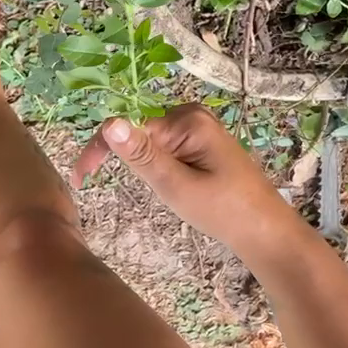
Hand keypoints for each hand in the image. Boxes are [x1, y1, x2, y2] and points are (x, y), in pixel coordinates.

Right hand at [74, 104, 301, 251]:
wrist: (267, 232)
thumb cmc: (224, 212)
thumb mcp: (176, 186)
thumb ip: (141, 155)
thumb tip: (109, 123)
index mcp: (186, 121)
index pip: (127, 126)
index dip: (99, 150)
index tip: (81, 179)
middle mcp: (190, 115)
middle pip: (134, 130)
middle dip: (115, 156)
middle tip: (99, 185)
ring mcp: (196, 128)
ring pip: (145, 140)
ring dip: (134, 162)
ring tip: (139, 187)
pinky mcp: (198, 141)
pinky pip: (161, 146)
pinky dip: (150, 164)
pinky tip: (159, 182)